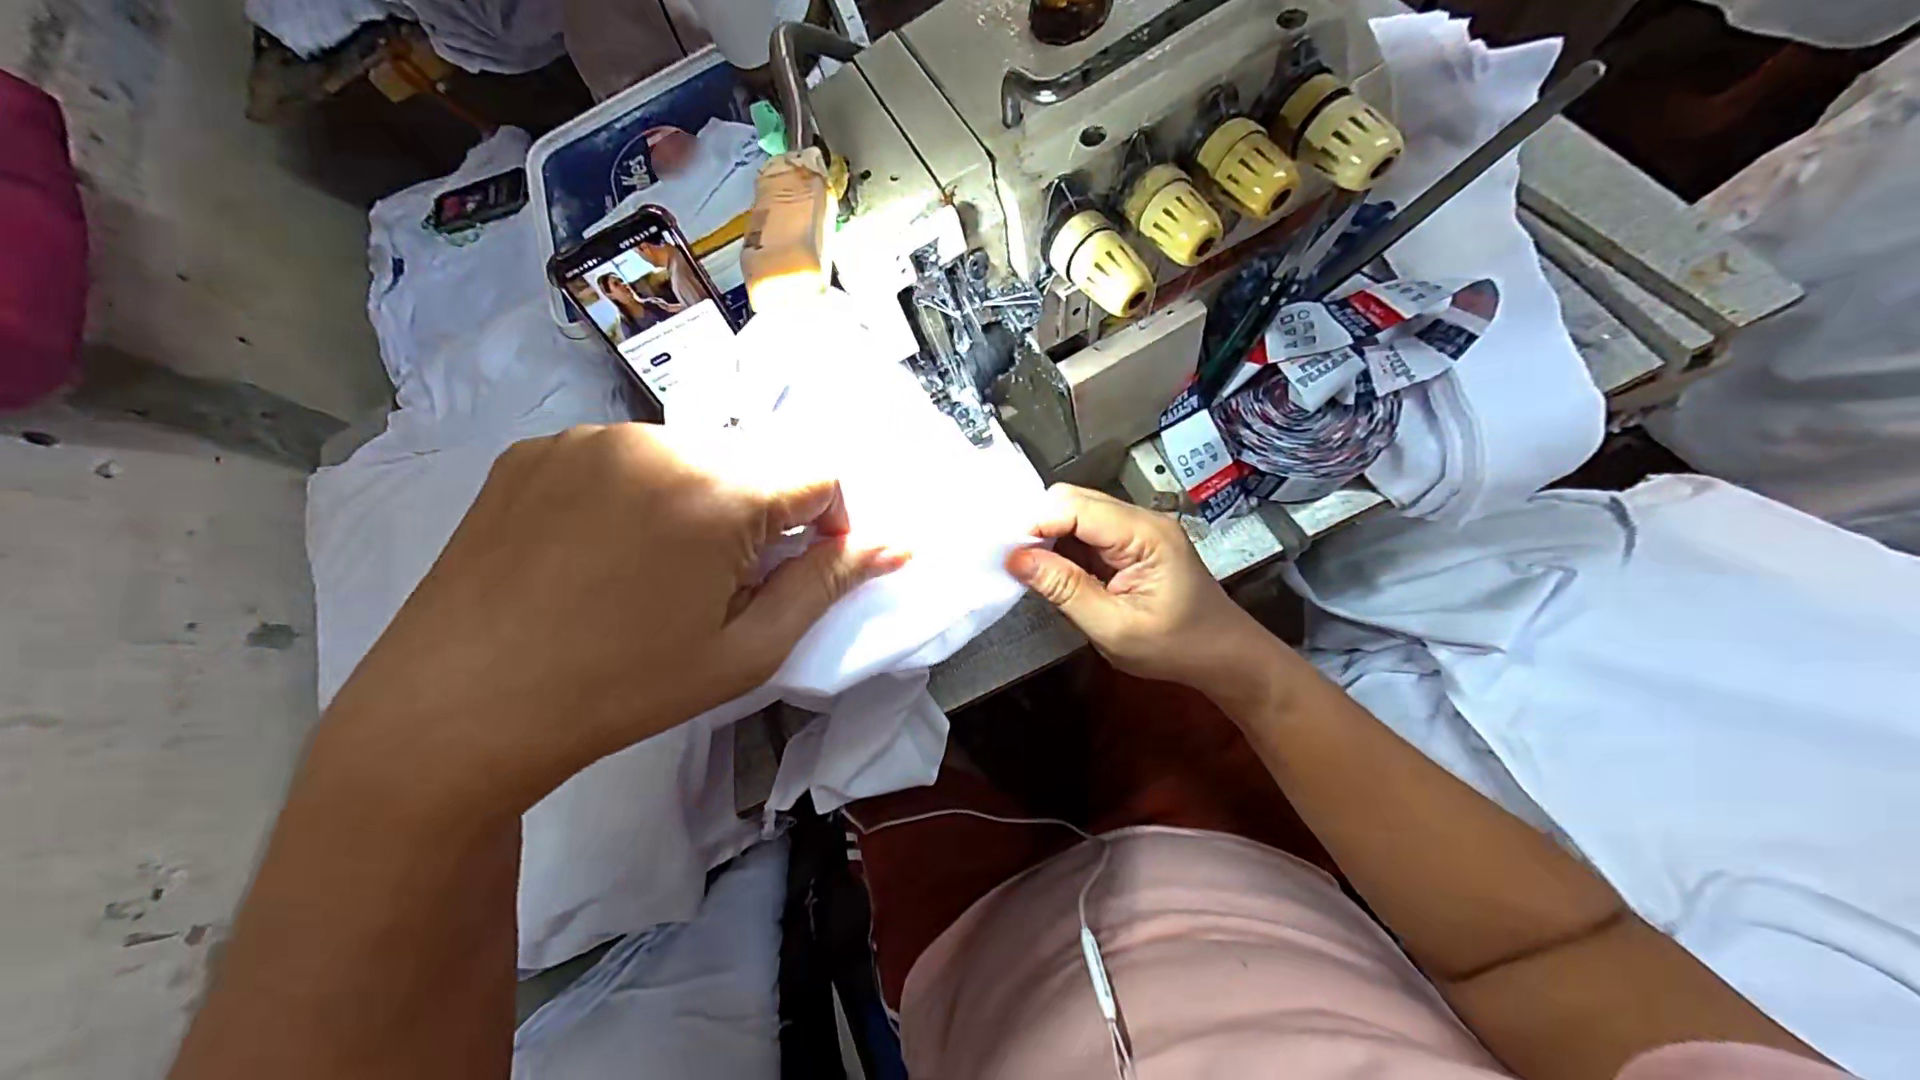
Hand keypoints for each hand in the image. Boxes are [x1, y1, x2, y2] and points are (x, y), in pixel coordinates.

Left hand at [321, 423, 906, 811]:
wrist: (457, 710)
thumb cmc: (621, 689)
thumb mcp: (746, 651)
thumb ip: (827, 585)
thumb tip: (899, 544)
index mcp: (717, 491)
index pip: (818, 473)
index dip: (825, 524)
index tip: (795, 572)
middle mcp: (657, 441)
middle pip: (754, 461)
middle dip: (763, 515)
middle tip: (724, 584)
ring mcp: (588, 437)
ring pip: (691, 455)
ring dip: (704, 501)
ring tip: (658, 570)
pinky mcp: (536, 448)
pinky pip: (625, 457)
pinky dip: (642, 493)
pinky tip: (602, 552)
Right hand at [1006, 484, 1289, 712]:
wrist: (1223, 655)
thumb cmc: (1178, 647)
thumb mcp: (1114, 628)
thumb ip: (1065, 589)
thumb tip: (1018, 559)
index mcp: (1145, 535)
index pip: (1077, 508)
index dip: (1037, 523)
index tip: (1007, 551)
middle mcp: (1142, 519)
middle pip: (1074, 500)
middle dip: (1039, 525)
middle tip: (1015, 560)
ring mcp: (1138, 527)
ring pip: (1076, 511)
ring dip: (1049, 536)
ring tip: (1031, 567)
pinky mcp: (1131, 540)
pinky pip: (1087, 530)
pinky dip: (1064, 545)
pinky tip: (1055, 569)